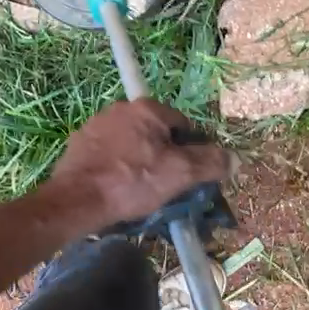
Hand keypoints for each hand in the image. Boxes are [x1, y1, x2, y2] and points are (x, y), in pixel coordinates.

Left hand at [41, 100, 233, 228]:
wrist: (76, 201)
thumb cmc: (131, 183)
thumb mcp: (180, 173)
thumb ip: (210, 162)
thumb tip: (232, 158)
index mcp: (147, 109)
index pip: (184, 125)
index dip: (192, 152)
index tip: (190, 177)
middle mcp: (120, 110)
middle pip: (157, 135)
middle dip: (166, 159)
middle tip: (167, 188)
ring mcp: (96, 126)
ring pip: (132, 146)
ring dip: (141, 165)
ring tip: (142, 194)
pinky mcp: (79, 146)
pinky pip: (111, 157)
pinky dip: (119, 171)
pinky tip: (118, 193)